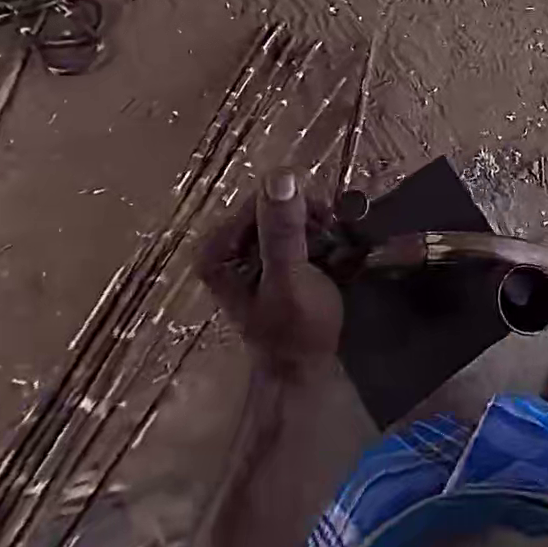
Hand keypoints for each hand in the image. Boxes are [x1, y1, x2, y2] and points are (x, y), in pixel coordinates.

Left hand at [198, 171, 343, 379]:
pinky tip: (326, 253)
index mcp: (217, 249)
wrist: (304, 372)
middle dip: (306, 216)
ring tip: (331, 248)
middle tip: (331, 238)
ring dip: (313, 225)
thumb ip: (282, 229)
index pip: (260, 200)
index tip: (325, 223)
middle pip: (271, 205)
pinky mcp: (263, 260)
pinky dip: (311, 235)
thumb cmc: (295, 331)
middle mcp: (224, 245)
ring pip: (283, 214)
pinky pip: (289, 229)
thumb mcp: (289, 277)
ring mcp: (243, 253)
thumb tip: (280, 174)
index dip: (295, 205)